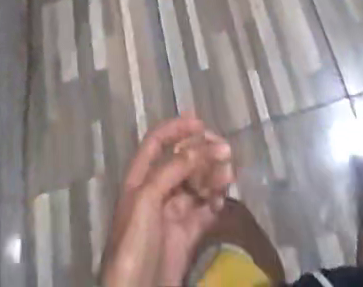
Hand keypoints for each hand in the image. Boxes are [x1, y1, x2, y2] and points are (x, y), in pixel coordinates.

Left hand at [100, 115, 235, 286]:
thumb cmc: (133, 241)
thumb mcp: (147, 199)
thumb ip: (171, 171)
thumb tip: (198, 147)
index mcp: (139, 178)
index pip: (157, 143)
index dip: (176, 129)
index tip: (201, 121)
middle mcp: (155, 191)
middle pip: (180, 163)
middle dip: (201, 153)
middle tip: (225, 150)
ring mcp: (171, 215)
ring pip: (194, 187)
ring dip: (211, 176)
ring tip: (229, 173)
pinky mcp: (185, 238)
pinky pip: (202, 213)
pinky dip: (214, 203)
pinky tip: (222, 199)